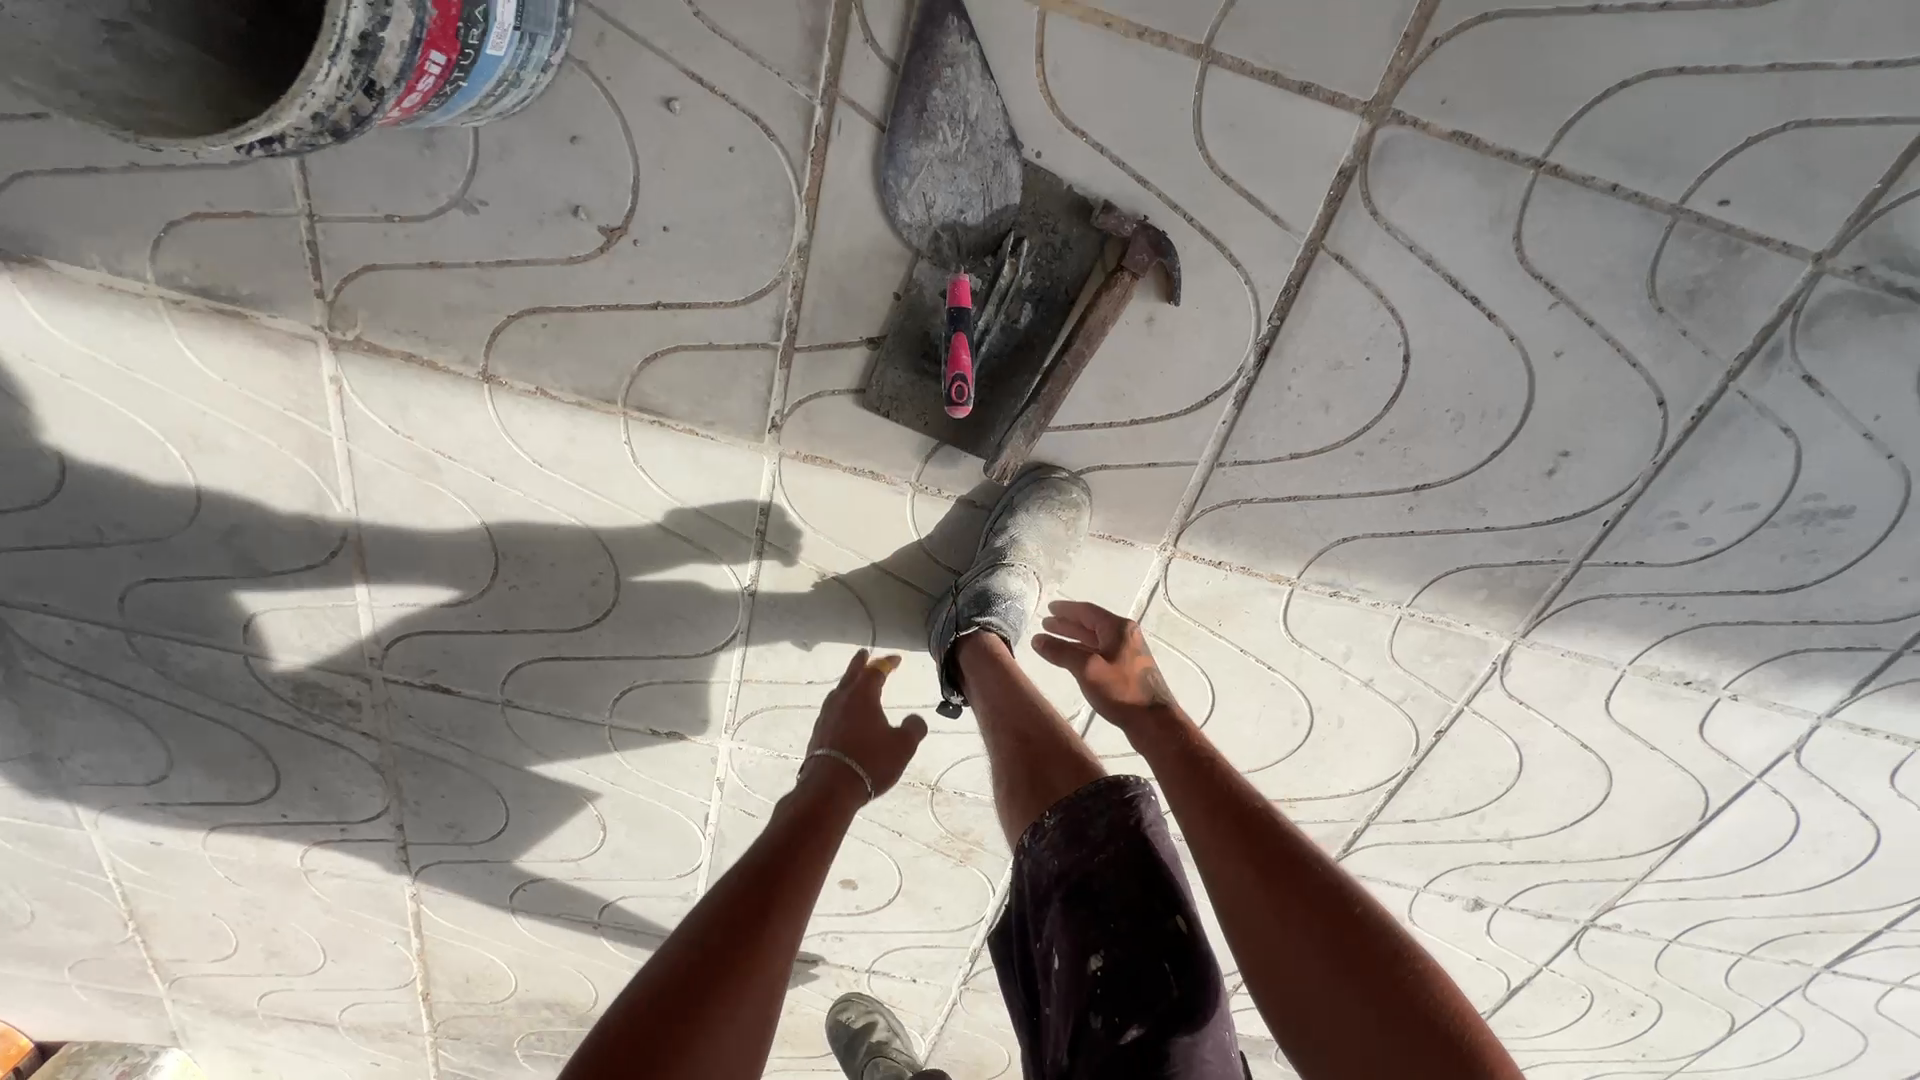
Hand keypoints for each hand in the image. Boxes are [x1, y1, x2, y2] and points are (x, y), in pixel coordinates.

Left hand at [801, 649, 928, 804]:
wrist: (830, 788)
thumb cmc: (870, 761)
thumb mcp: (903, 746)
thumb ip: (914, 728)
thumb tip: (915, 719)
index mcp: (862, 695)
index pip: (876, 671)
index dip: (887, 663)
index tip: (896, 660)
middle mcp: (841, 700)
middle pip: (851, 674)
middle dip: (860, 663)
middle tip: (864, 654)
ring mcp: (826, 716)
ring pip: (838, 692)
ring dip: (848, 683)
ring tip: (853, 683)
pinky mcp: (818, 734)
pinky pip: (832, 710)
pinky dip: (842, 704)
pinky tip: (844, 714)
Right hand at [1032, 600, 1180, 731]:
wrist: (1153, 721)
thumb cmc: (1121, 691)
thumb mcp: (1087, 669)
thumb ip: (1061, 652)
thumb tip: (1037, 640)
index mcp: (1118, 628)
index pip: (1087, 611)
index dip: (1066, 609)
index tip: (1049, 608)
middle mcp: (1124, 636)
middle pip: (1091, 624)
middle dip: (1067, 624)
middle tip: (1046, 623)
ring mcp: (1127, 654)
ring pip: (1094, 640)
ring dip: (1073, 638)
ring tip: (1053, 638)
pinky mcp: (1127, 671)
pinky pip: (1099, 653)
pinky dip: (1082, 652)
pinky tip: (1071, 658)